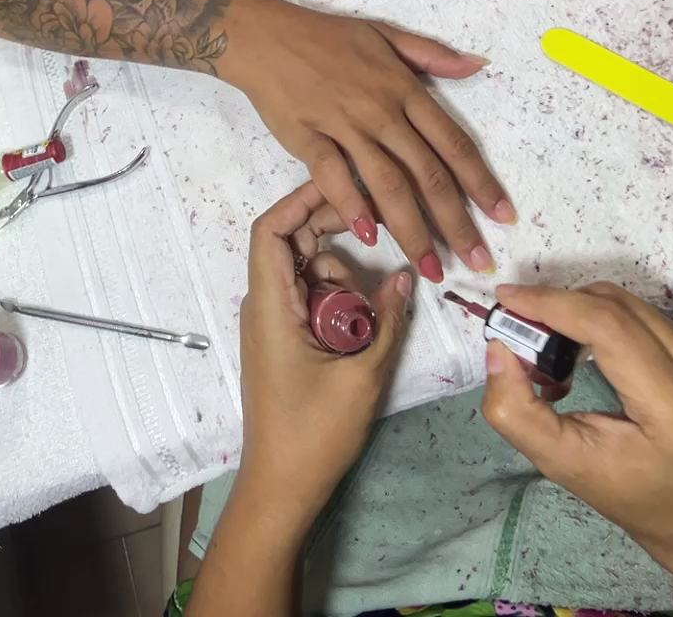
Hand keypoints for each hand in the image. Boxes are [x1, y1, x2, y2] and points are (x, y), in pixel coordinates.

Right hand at [220, 0, 512, 283]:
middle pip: (428, 174)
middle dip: (457, 222)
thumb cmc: (324, 37)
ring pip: (387, 184)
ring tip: (432, 268)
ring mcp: (344, 126)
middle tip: (479, 262)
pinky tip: (368, 236)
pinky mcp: (308, 137)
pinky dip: (351, 205)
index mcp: (403, 89)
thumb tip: (477, 65)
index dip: (481, 182)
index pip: (453, 142)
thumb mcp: (384, 34)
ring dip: (413, 230)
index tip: (504, 216)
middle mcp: (381, 111)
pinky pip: (333, 176)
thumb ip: (430, 54)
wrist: (266, 37)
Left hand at [237, 183, 412, 527]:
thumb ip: (387, 321)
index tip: (344, 187)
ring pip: (306, 271)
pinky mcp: (285, 337)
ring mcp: (273, 321)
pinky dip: (337, 300)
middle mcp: (265, 304)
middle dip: (332, 232)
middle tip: (377, 233)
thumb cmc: (314, 433)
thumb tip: (407, 275)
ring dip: (341, 277)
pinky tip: (363, 326)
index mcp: (270, 304)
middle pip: (290, 243)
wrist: (282, 485)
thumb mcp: (362, 375)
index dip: (301, 200)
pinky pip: (310, 298)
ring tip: (367, 313)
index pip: (270, 230)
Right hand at [478, 282, 672, 568]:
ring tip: (554, 344)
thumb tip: (498, 347)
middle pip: (617, 308)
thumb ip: (515, 411)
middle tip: (519, 325)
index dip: (553, 304)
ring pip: (628, 304)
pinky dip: (602, 319)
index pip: (610, 329)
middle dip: (557, 305)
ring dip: (578, 310)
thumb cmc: (629, 493)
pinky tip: (589, 349)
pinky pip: (643, 314)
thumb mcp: (560, 463)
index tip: (505, 298)